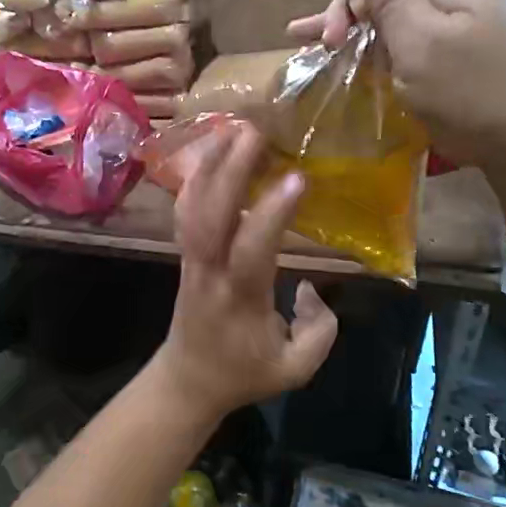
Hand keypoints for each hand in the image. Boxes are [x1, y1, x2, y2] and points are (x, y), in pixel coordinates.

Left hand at [154, 125, 338, 415]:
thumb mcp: (295, 369)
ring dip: (211, 164)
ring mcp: (192, 260)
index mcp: (239, 300)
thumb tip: (312, 286)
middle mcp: (209, 273)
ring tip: (233, 125)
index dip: (272, 214)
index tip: (297, 178)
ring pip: (193, 207)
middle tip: (255, 130)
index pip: (252, 251)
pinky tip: (213, 149)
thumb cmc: (244, 374)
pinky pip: (187, 210)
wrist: (188, 381)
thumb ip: (319, 330)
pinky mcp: (186, 254)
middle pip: (210, 217)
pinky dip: (199, 176)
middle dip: (230, 171)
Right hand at [287, 0, 505, 166]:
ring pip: (387, 20)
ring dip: (352, 31)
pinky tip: (339, 60)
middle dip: (350, 11)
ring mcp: (444, 32)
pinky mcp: (439, 63)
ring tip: (310, 46)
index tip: (342, 25)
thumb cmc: (467, 88)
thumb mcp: (422, 39)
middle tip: (326, 45)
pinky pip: (397, 48)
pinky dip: (369, 53)